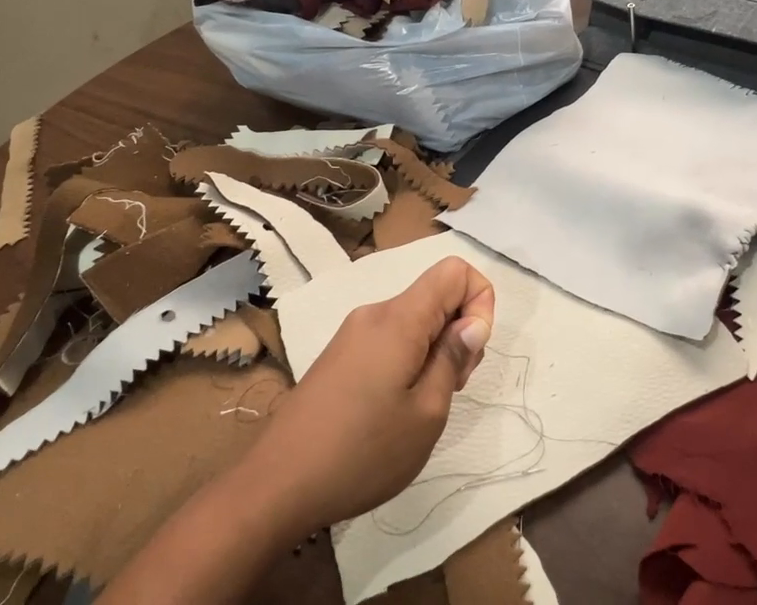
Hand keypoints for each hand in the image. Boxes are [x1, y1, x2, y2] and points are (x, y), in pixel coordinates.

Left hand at [252, 256, 494, 532]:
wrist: (277, 486)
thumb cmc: (362, 453)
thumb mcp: (426, 413)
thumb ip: (453, 359)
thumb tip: (473, 322)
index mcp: (398, 319)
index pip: (454, 270)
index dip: (479, 301)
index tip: (472, 351)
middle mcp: (374, 314)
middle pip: (436, 294)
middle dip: (459, 331)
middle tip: (452, 387)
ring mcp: (353, 334)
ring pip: (415, 319)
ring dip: (436, 350)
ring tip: (424, 405)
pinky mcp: (340, 356)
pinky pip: (391, 338)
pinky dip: (410, 360)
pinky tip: (398, 407)